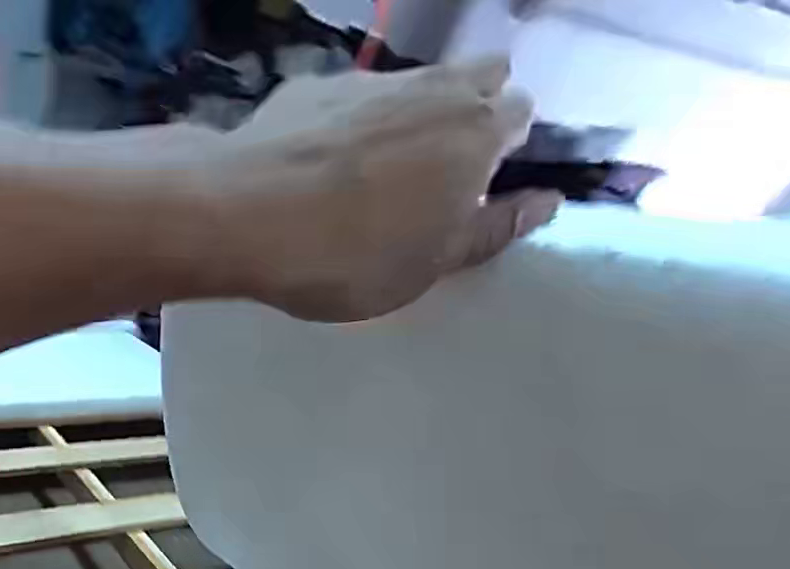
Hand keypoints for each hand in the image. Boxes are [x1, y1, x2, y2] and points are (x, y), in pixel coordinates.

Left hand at [189, 57, 559, 321]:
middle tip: (423, 171)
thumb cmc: (343, 257)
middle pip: (475, 80)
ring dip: (402, 114)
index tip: (465, 186)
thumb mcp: (423, 269)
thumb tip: (546, 202)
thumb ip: (488, 233)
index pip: (518, 116)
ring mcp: (366, 81)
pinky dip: (336, 124)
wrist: (243, 217)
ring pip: (408, 84)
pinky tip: (305, 162)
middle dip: (463, 114)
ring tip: (362, 168)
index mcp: (477, 129)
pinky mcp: (307, 88)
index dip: (496, 150)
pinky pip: (339, 99)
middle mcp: (433, 86)